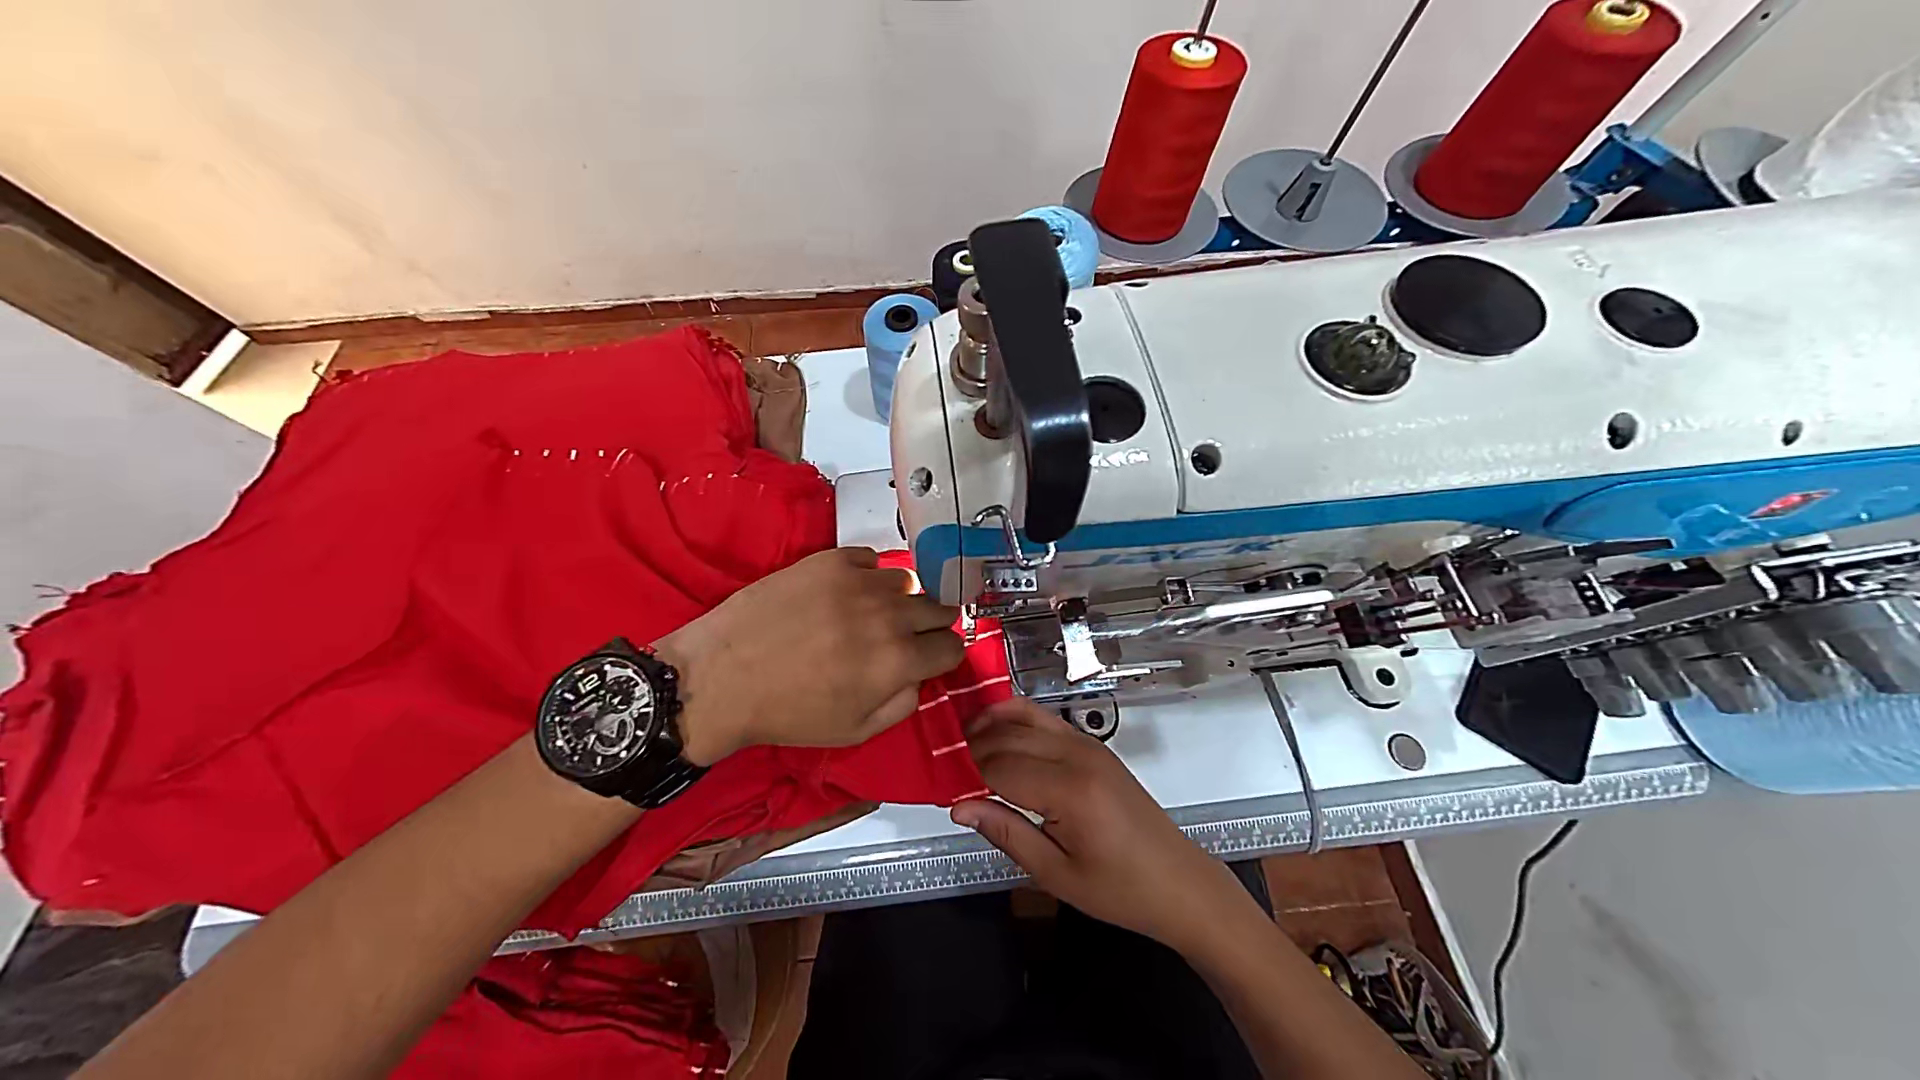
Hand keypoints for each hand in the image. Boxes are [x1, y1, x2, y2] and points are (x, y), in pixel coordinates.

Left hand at [656, 547, 963, 765]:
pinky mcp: (830, 560)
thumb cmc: (785, 711)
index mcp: (897, 662)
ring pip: (907, 581)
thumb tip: (920, 676)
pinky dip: (867, 575)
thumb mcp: (856, 731)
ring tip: (870, 613)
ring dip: (898, 598)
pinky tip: (846, 593)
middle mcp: (887, 616)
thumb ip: (903, 704)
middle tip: (904, 635)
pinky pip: (872, 559)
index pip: (952, 646)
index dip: (942, 654)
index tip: (930, 655)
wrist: (721, 678)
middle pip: (939, 608)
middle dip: (929, 624)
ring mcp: (859, 583)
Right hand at [951, 699, 1264, 954]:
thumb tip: (959, 807)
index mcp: (1070, 791)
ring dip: (991, 725)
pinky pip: (1046, 719)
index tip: (941, 782)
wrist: (1178, 882)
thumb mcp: (1055, 874)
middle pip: (1008, 735)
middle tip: (944, 764)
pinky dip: (1016, 719)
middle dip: (972, 746)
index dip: (966, 772)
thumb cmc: (1120, 889)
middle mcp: (1078, 756)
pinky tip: (998, 733)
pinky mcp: (1094, 745)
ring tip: (963, 743)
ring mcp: (1088, 745)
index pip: (999, 766)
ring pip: (1025, 716)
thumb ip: (1005, 832)